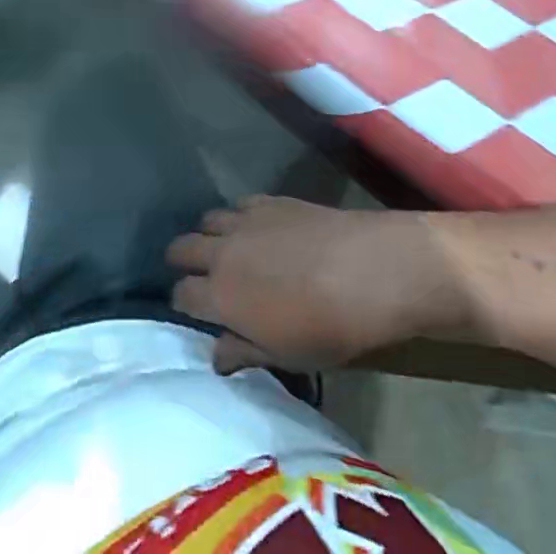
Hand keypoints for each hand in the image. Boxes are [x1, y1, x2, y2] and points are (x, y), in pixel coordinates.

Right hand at [166, 196, 470, 373]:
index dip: (184, 303)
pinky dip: (240, 216)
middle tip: (203, 277)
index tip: (198, 311)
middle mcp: (222, 252)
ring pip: (207, 220)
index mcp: (220, 295)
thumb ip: (245, 351)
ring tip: (228, 249)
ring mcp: (245, 222)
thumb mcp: (288, 355)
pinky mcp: (271, 201)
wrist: (375, 270)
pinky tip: (258, 229)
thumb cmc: (332, 326)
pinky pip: (239, 203)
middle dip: (184, 262)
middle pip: (181, 248)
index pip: (181, 295)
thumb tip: (216, 355)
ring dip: (210, 235)